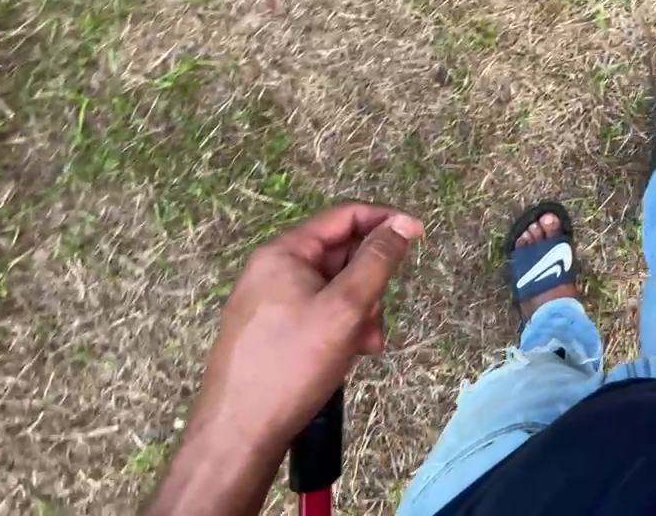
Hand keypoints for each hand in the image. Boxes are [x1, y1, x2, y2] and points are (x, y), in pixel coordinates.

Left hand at [189, 204, 423, 453]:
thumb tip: (402, 223)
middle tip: (383, 308)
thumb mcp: (347, 306)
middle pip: (343, 253)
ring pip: (335, 285)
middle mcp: (273, 270)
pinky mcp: (271, 331)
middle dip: (372, 278)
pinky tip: (354, 351)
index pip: (347, 215)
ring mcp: (270, 302)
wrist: (236, 439)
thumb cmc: (292, 363)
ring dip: (362, 306)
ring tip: (369, 340)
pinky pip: (320, 310)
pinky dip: (344, 324)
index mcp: (285, 253)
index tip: (419, 238)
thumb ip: (379, 259)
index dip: (386, 221)